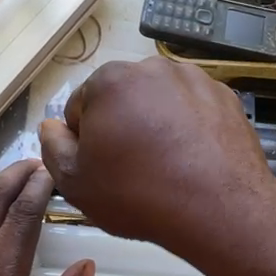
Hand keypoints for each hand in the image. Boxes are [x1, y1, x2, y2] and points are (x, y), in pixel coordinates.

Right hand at [39, 58, 275, 252]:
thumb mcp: (75, 182)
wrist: (219, 208)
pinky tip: (192, 162)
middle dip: (121, 127)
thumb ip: (53, 147)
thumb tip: (50, 126)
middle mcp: (151, 68)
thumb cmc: (137, 194)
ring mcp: (194, 79)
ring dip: (155, 126)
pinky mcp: (225, 97)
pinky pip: (193, 110)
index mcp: (109, 81)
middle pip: (121, 99)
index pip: (80, 108)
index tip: (101, 168)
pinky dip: (188, 129)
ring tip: (165, 168)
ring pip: (159, 103)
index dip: (85, 142)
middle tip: (131, 171)